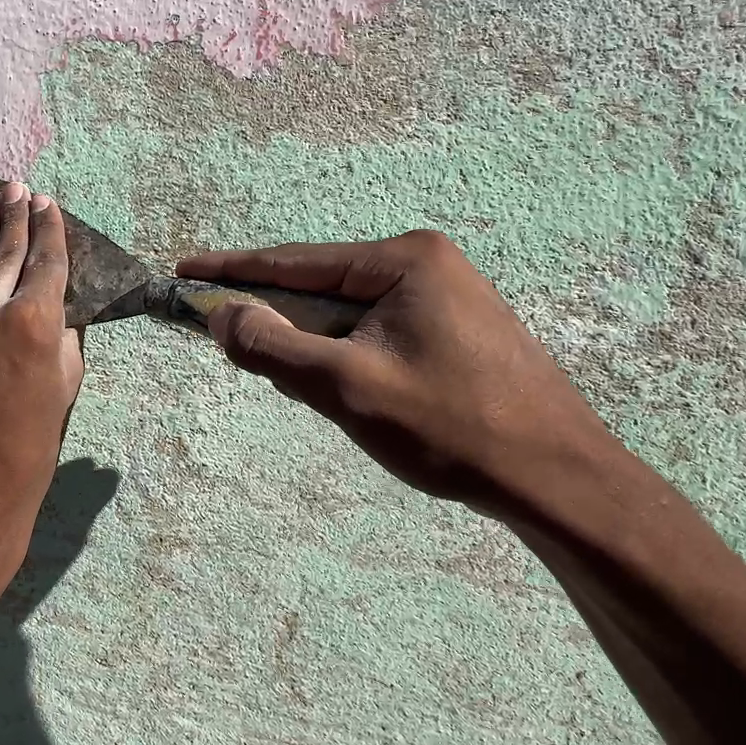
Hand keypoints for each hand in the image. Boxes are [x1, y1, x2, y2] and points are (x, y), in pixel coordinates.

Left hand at [0, 181, 83, 545]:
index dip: (49, 229)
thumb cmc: (28, 446)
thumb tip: (55, 303)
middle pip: (5, 251)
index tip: (48, 203)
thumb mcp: (63, 384)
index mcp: (35, 322)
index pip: (45, 260)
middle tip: (18, 186)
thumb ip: (60, 333)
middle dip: (15, 216)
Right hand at [180, 229, 617, 518]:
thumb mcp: (345, 387)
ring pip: (345, 313)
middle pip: (320, 287)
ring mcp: (445, 294)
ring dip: (312, 343)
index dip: (230, 270)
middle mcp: (425, 263)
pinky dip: (343, 353)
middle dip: (276, 317)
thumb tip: (218, 314)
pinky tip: (345, 388)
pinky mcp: (455, 327)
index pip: (293, 262)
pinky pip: (373, 329)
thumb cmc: (452, 428)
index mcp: (403, 260)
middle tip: (234, 345)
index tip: (180, 270)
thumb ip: (271, 346)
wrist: (565, 485)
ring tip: (306, 386)